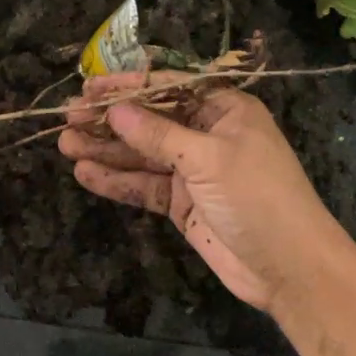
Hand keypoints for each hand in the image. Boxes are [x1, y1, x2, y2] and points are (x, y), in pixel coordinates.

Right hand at [58, 76, 354, 313]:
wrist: (290, 269)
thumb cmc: (258, 196)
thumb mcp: (208, 158)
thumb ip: (158, 135)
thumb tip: (115, 111)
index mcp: (224, 109)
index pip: (168, 86)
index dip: (128, 86)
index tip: (90, 87)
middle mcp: (207, 133)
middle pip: (150, 120)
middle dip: (110, 119)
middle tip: (67, 116)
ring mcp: (194, 170)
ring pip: (142, 154)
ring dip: (106, 149)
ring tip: (64, 144)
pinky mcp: (183, 204)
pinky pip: (145, 186)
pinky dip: (117, 180)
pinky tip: (85, 173)